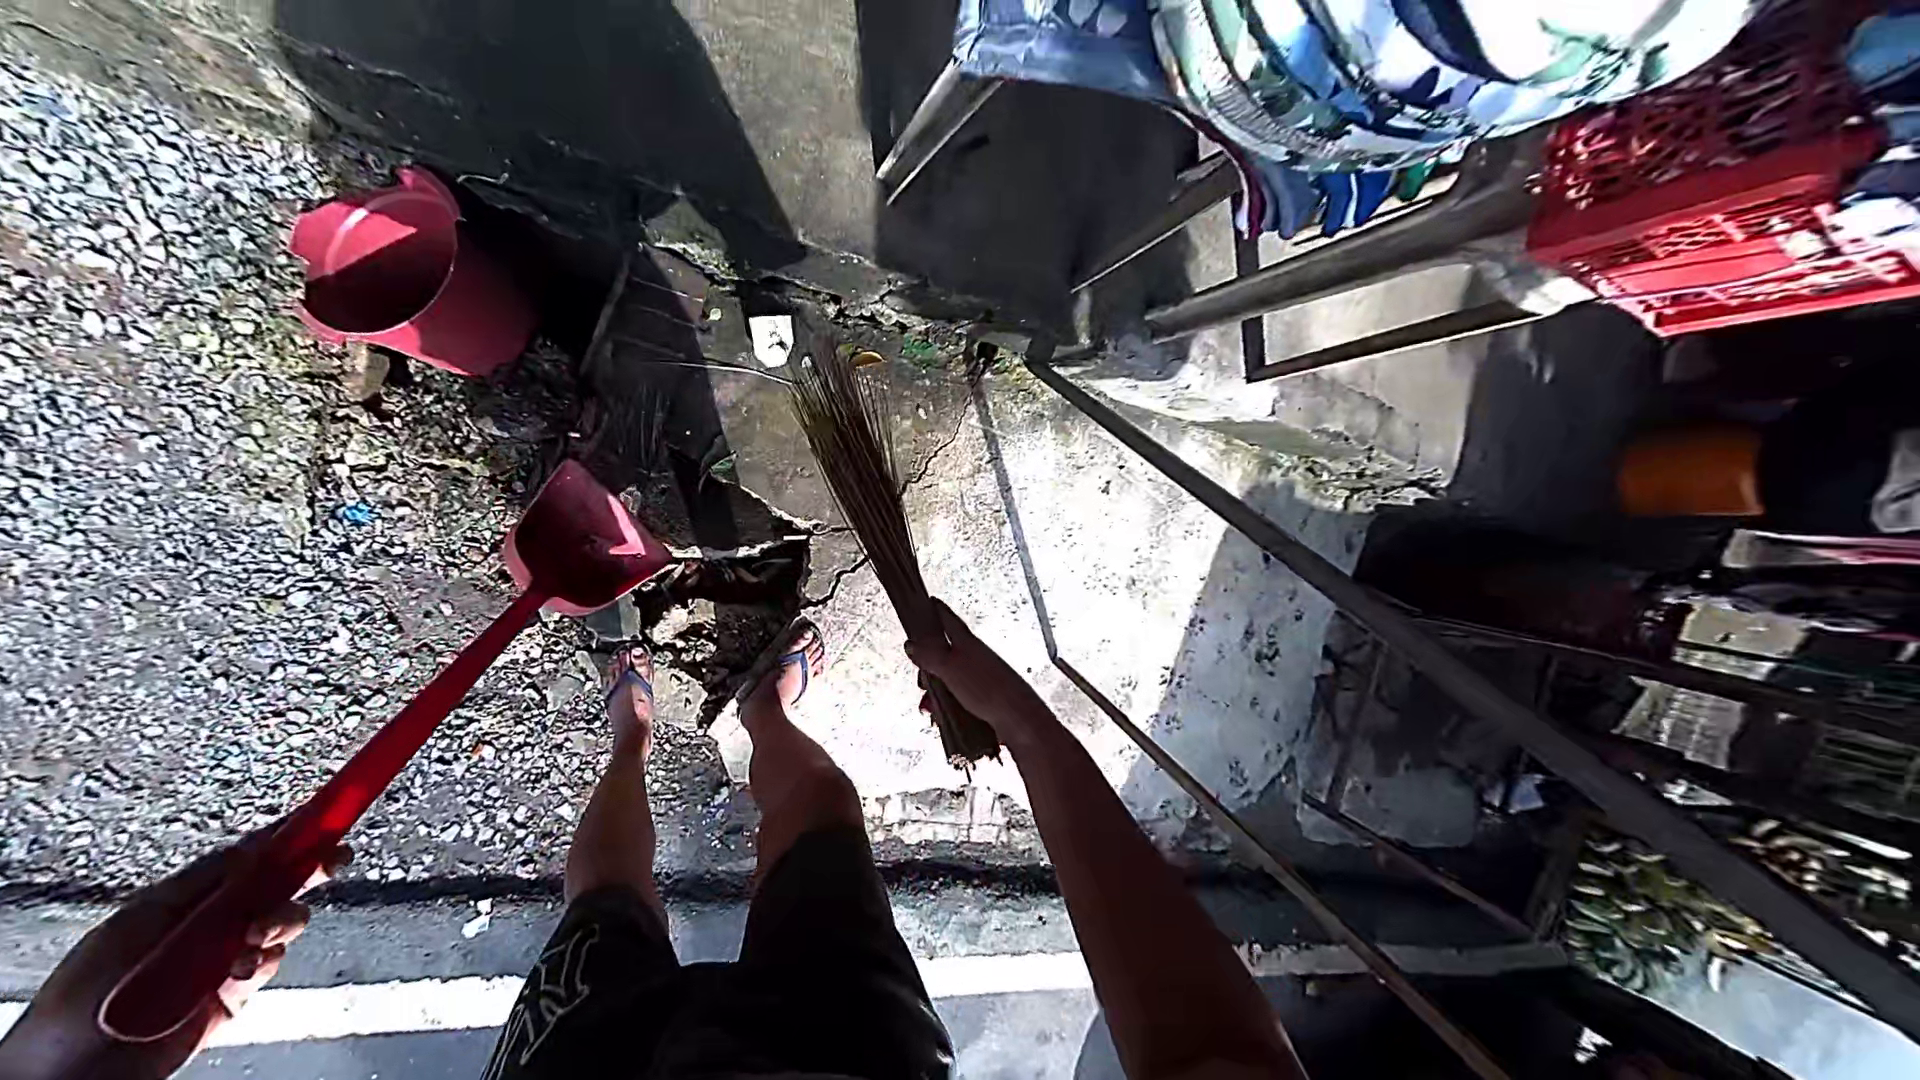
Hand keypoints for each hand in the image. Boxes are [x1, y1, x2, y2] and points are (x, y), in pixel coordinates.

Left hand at [0, 831, 348, 1079]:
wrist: (66, 1076)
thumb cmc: (78, 1000)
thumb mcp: (135, 922)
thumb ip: (200, 882)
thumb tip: (257, 846)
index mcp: (189, 900)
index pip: (250, 856)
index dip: (290, 836)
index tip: (325, 818)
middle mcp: (214, 922)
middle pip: (280, 883)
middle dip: (310, 870)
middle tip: (332, 862)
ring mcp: (228, 955)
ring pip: (285, 920)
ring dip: (280, 921)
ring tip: (256, 936)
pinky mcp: (238, 989)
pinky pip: (271, 962)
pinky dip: (263, 960)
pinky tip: (241, 970)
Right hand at [905, 599, 1055, 749]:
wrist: (1018, 718)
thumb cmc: (990, 688)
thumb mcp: (950, 668)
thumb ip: (929, 655)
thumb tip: (911, 644)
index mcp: (967, 643)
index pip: (949, 621)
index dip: (939, 611)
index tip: (932, 602)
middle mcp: (974, 658)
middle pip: (943, 655)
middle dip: (927, 669)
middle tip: (922, 681)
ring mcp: (979, 679)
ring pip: (947, 680)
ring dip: (935, 693)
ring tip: (932, 707)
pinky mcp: (982, 699)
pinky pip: (957, 698)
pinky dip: (946, 706)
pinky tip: (942, 716)